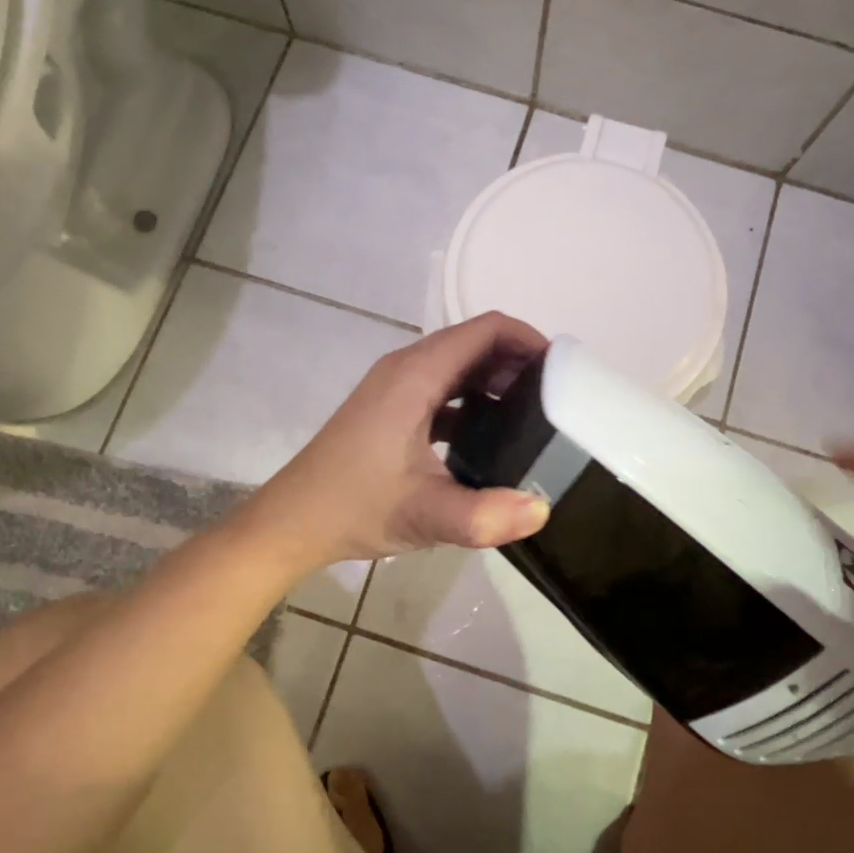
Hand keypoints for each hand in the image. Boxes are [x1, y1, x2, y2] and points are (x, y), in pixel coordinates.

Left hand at [238, 312, 552, 571]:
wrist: (292, 522)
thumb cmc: (355, 507)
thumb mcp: (425, 515)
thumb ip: (485, 516)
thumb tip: (542, 508)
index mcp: (416, 375)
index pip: (485, 330)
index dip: (527, 340)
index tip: (562, 372)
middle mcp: (406, 369)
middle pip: (474, 342)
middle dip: (517, 363)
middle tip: (554, 401)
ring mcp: (394, 388)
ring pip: (458, 366)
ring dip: (495, 382)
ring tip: (531, 419)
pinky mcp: (390, 409)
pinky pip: (442, 389)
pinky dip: (472, 402)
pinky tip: (490, 440)